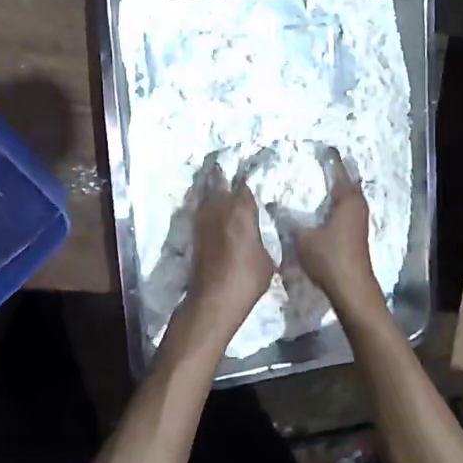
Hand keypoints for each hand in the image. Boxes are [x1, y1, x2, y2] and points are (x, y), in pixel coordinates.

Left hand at [181, 163, 274, 341]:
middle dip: (227, 173)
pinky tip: (216, 207)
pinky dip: (208, 204)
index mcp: (241, 208)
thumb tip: (260, 231)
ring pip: (208, 192)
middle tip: (236, 165)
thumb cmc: (247, 278)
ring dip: (215, 186)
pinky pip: (202, 207)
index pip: (246, 182)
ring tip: (224, 180)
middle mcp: (219, 205)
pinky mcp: (194, 229)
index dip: (252, 174)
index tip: (258, 166)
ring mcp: (203, 216)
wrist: (214, 297)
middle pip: (221, 179)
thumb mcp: (268, 257)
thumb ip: (263, 236)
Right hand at [295, 148, 379, 311]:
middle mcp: (357, 206)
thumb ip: (287, 218)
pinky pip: (346, 208)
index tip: (322, 146)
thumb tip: (270, 202)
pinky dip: (336, 202)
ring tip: (317, 178)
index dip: (332, 158)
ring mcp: (359, 221)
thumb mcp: (302, 237)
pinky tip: (321, 205)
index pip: (341, 171)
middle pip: (348, 181)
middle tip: (317, 159)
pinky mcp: (355, 233)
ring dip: (336, 187)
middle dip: (336, 170)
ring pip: (348, 196)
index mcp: (347, 201)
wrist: (351, 290)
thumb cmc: (329, 258)